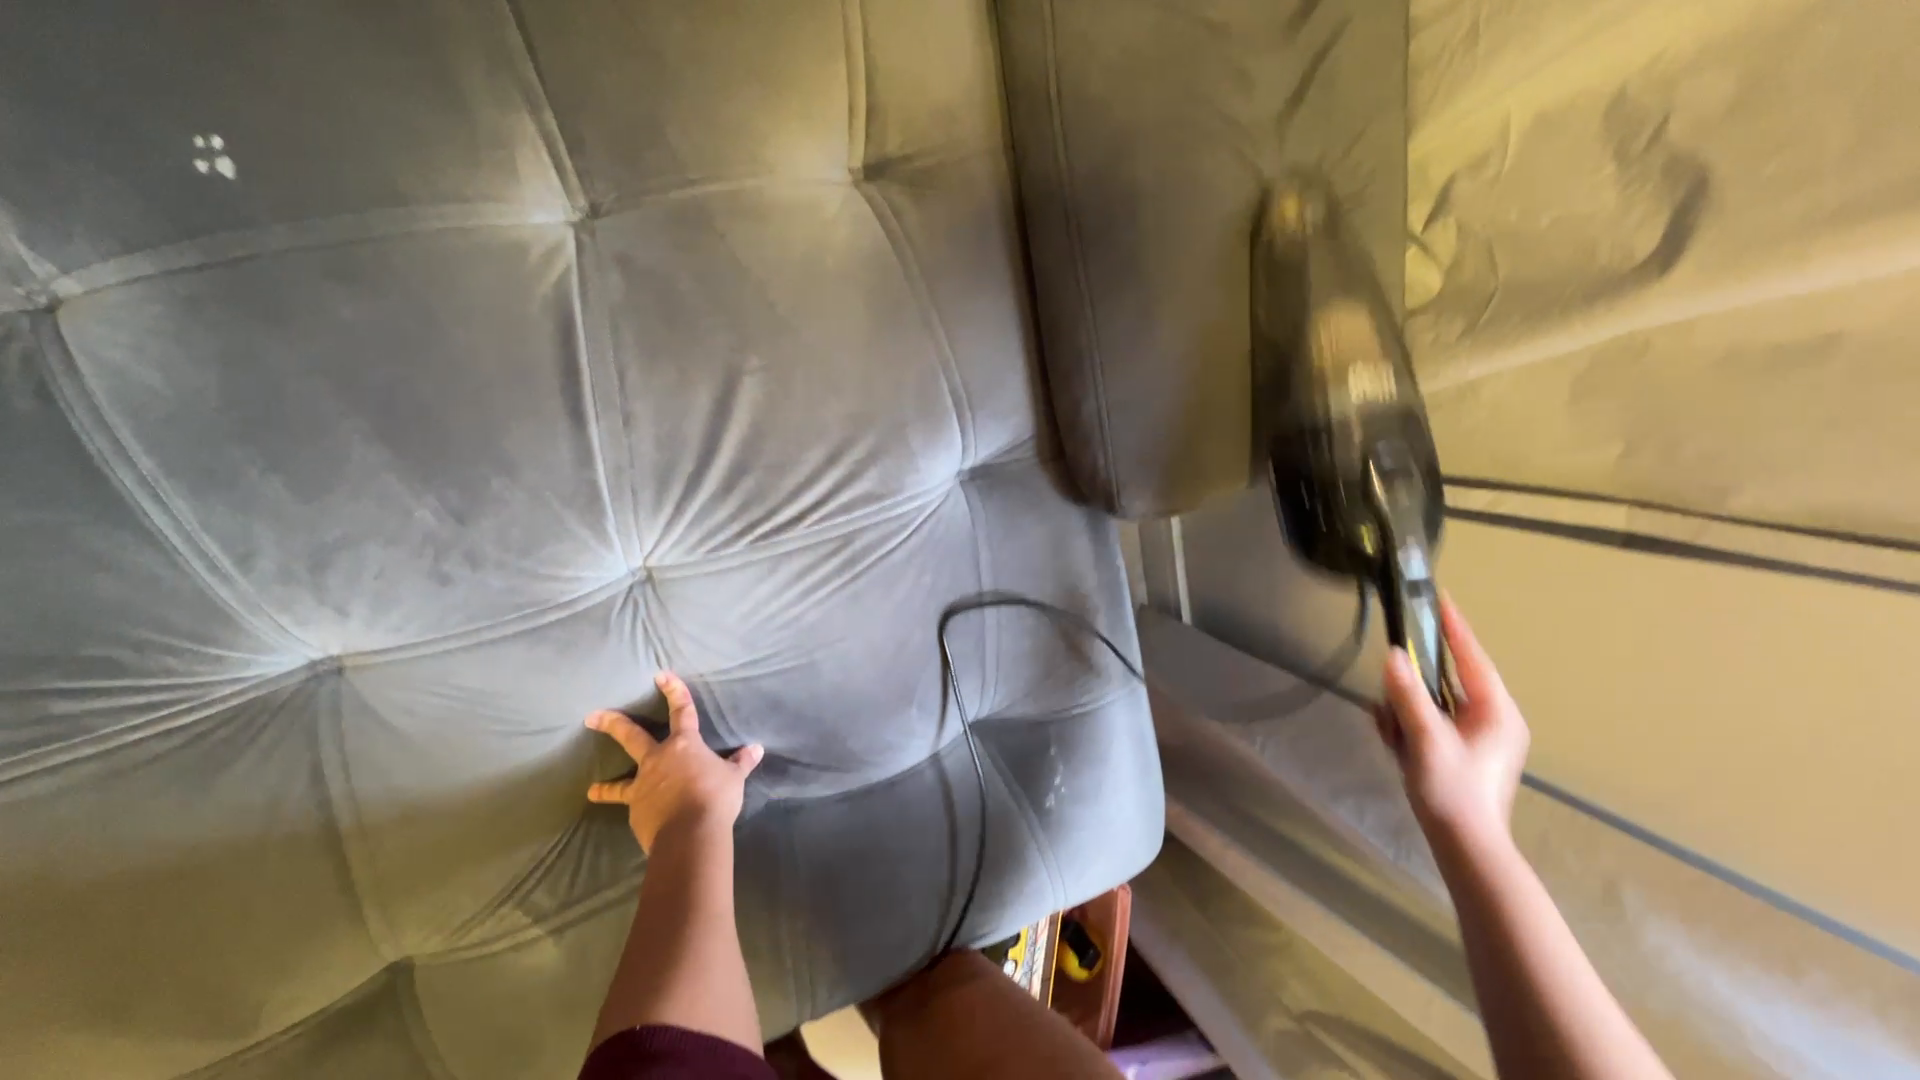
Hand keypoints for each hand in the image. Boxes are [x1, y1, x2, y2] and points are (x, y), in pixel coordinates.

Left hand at [585, 671, 763, 853]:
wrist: (689, 834)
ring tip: (591, 790)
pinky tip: (642, 821)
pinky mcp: (636, 812)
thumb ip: (741, 763)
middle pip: (631, 736)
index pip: (682, 711)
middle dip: (611, 724)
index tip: (662, 675)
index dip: (674, 692)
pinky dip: (639, 813)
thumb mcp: (734, 778)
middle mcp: (657, 760)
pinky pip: (635, 809)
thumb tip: (757, 749)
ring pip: (620, 784)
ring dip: (606, 787)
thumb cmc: (714, 798)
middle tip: (591, 717)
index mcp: (684, 745)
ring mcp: (643, 787)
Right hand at [1377, 598, 1529, 850]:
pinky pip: (1433, 724)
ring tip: (1392, 732)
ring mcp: (1480, 738)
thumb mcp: (1426, 740)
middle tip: (1391, 689)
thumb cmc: (1453, 792)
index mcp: (1496, 711)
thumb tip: (1393, 655)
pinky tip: (1396, 743)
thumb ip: (1408, 696)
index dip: (1454, 627)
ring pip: (1436, 704)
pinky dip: (1411, 728)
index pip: (1472, 657)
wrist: (1466, 848)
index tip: (1439, 597)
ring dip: (1408, 711)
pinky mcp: (1464, 753)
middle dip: (1414, 685)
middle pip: (1449, 681)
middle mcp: (1493, 719)